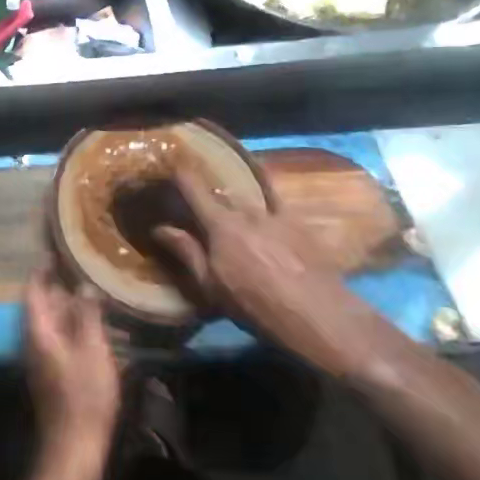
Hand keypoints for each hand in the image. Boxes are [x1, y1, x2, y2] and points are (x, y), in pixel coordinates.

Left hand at [22, 265, 120, 459]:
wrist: (75, 444)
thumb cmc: (84, 394)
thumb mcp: (92, 349)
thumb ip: (87, 316)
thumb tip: (82, 287)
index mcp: (37, 332)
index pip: (33, 292)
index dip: (42, 272)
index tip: (55, 254)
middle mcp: (33, 342)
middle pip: (42, 307)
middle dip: (58, 288)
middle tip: (80, 270)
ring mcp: (42, 359)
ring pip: (52, 324)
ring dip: (68, 308)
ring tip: (93, 294)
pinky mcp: (53, 373)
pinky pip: (59, 340)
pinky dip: (74, 327)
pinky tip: (96, 328)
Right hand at [150, 169, 386, 374]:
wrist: (319, 316)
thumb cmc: (255, 305)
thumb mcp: (211, 286)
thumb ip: (186, 252)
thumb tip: (160, 228)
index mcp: (221, 225)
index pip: (194, 189)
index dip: (180, 174)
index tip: (170, 164)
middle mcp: (247, 211)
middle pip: (222, 195)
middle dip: (208, 197)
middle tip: (200, 207)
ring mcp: (277, 215)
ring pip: (249, 201)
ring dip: (236, 205)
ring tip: (233, 215)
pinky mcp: (301, 224)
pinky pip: (276, 206)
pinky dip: (265, 206)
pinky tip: (266, 215)